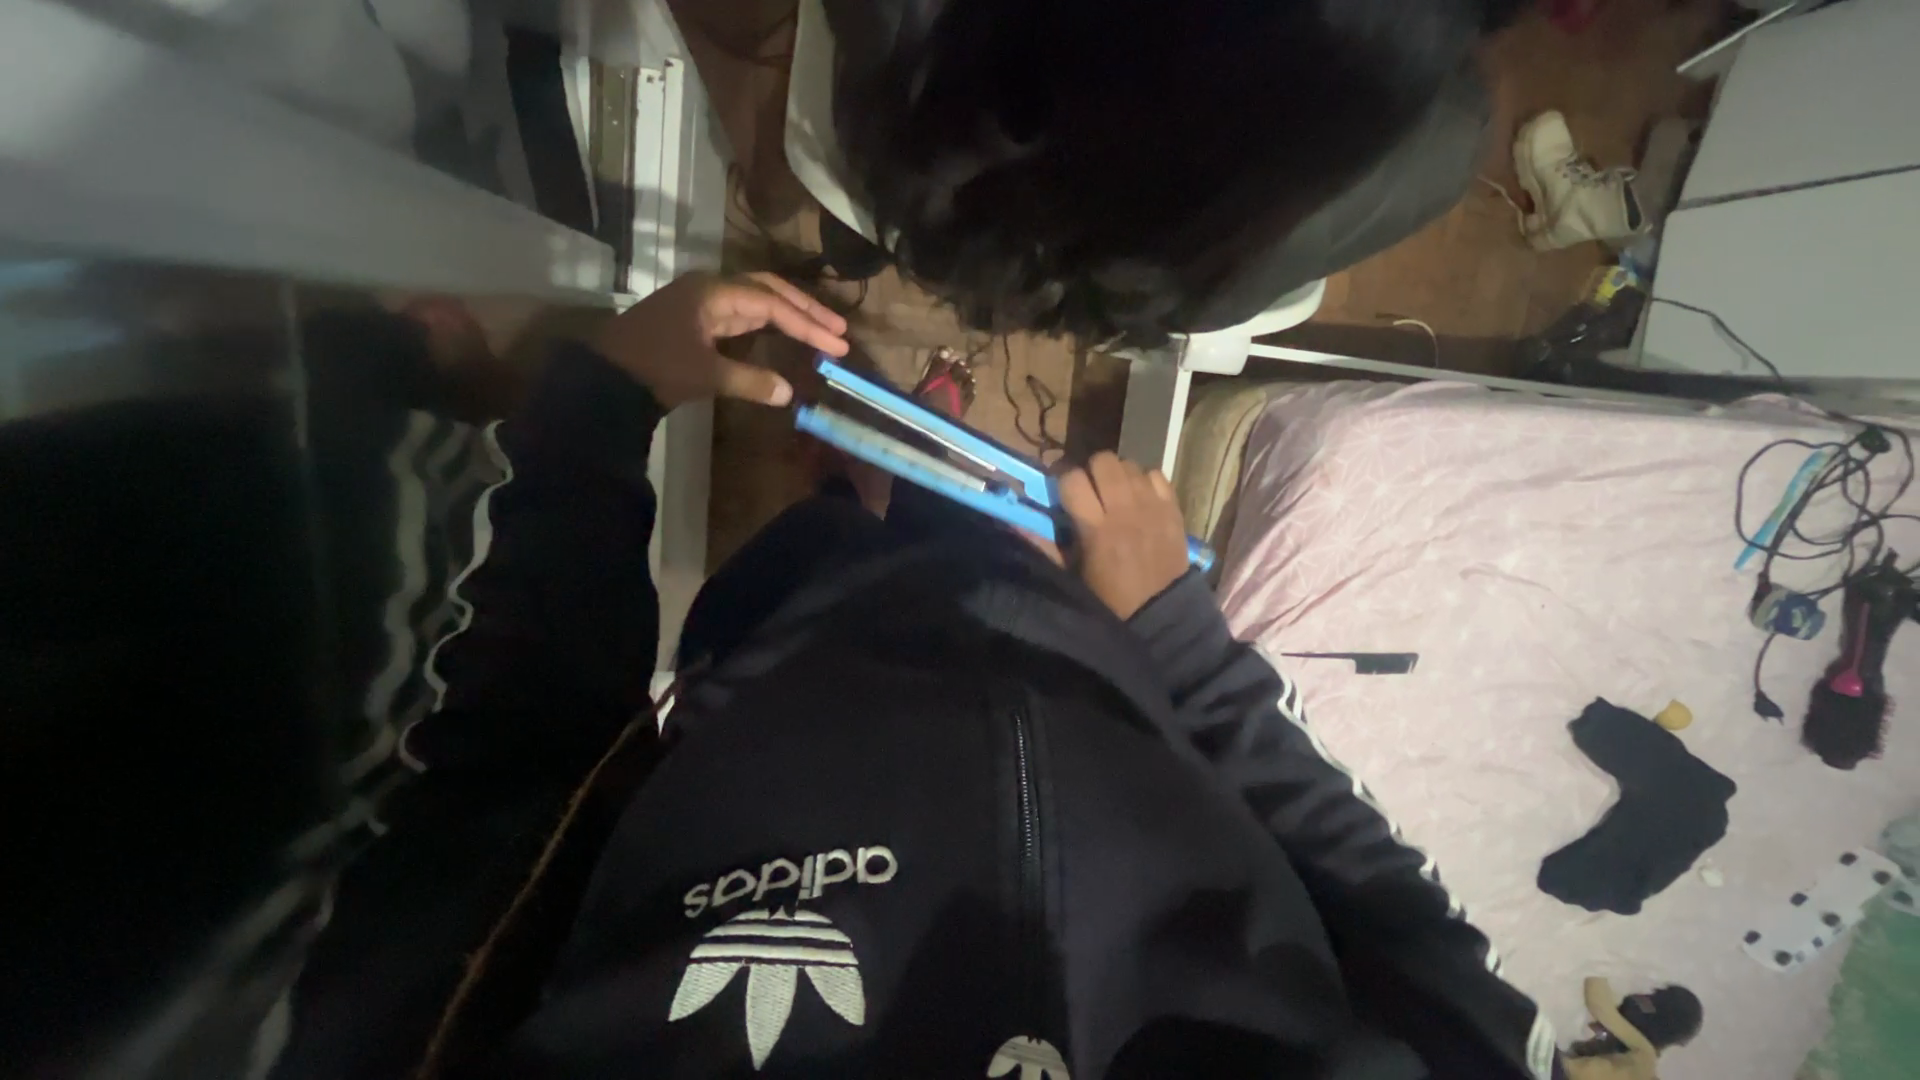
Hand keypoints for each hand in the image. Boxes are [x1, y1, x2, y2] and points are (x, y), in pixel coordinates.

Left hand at [594, 272, 849, 407]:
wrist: (605, 376)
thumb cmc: (654, 368)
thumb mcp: (705, 375)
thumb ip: (749, 381)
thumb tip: (789, 392)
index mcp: (714, 293)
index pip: (772, 303)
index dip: (807, 324)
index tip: (837, 343)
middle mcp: (712, 289)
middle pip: (769, 290)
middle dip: (806, 311)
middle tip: (839, 330)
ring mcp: (704, 304)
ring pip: (758, 301)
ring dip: (790, 315)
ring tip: (823, 331)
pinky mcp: (699, 321)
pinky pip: (744, 315)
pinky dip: (770, 324)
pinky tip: (787, 336)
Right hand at [1058, 452, 1188, 618]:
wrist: (1160, 611)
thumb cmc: (1110, 597)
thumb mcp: (1072, 574)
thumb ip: (1046, 545)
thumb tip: (1017, 523)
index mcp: (1095, 528)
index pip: (1072, 479)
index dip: (1064, 480)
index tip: (1063, 491)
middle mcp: (1124, 509)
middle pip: (1103, 461)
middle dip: (1091, 471)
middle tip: (1091, 490)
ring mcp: (1152, 506)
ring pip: (1129, 464)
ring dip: (1117, 475)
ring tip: (1116, 494)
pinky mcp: (1172, 508)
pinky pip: (1155, 474)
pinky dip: (1144, 481)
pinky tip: (1140, 498)